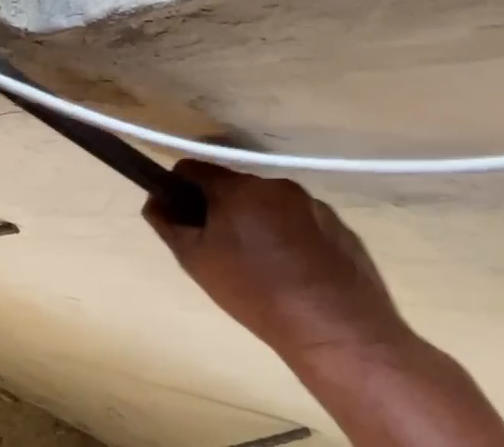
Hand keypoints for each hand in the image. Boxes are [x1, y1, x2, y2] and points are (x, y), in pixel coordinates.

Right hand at [145, 160, 409, 358]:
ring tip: (263, 265)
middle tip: (221, 248)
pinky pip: (302, 223)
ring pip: (269, 205)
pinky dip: (291, 238)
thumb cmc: (257, 293)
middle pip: (233, 187)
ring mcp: (318, 208)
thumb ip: (166, 221)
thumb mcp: (194, 259)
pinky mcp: (346, 231)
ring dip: (257, 222)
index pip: (192, 169)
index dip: (179, 189)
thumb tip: (157, 201)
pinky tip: (295, 273)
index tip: (184, 219)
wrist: (343, 335)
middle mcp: (278, 188)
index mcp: (238, 189)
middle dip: (221, 208)